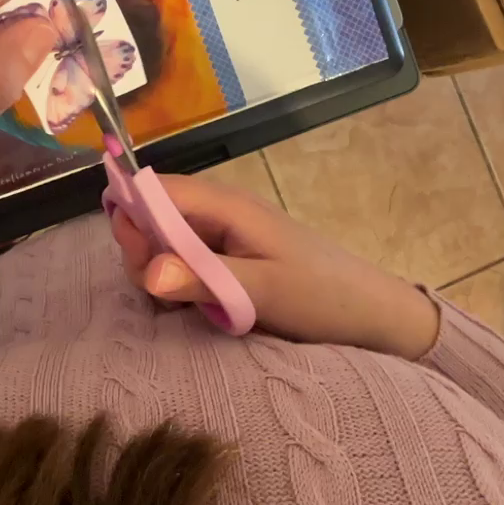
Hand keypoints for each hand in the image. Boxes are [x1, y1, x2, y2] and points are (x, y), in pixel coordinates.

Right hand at [109, 174, 439, 358]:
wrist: (372, 315)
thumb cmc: (321, 296)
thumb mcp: (261, 292)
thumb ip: (203, 279)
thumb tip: (147, 272)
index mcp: (225, 204)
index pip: (156, 189)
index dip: (131, 214)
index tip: (134, 258)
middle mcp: (217, 211)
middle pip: (152, 215)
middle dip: (143, 251)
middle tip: (162, 292)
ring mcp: (221, 234)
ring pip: (163, 241)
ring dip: (159, 271)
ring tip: (182, 304)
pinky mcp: (226, 257)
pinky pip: (182, 260)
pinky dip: (177, 282)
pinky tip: (194, 306)